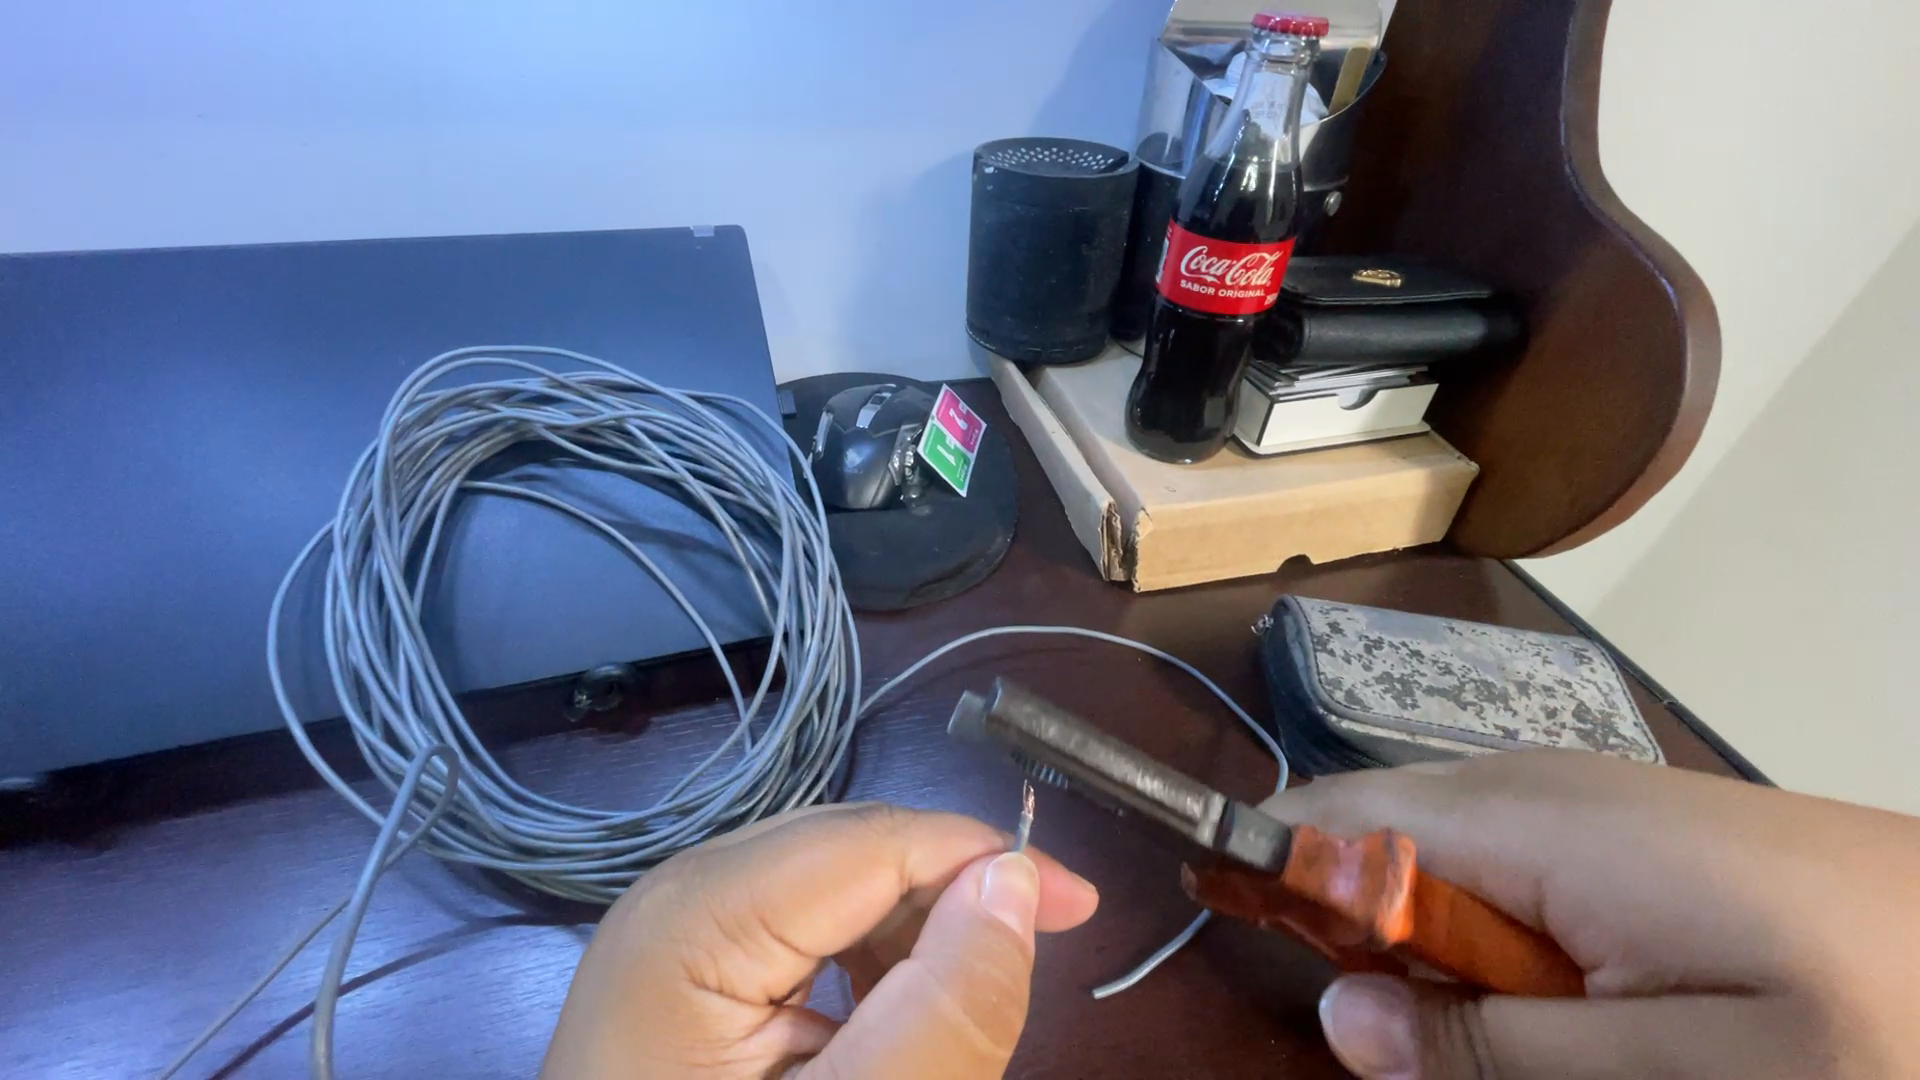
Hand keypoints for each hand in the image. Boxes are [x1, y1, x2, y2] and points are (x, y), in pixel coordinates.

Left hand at [540, 803, 1099, 1078]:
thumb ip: (941, 1010)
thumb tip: (1016, 878)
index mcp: (699, 913)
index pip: (876, 840)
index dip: (984, 857)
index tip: (1079, 904)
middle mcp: (685, 889)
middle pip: (857, 853)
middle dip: (950, 898)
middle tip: (1023, 967)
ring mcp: (682, 921)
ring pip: (841, 884)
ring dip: (916, 933)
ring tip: (957, 1004)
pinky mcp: (693, 956)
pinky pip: (808, 924)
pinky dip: (870, 961)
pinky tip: (888, 1016)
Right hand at [1259, 750, 1919, 1078]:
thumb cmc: (1881, 1010)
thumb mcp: (1698, 1073)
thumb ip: (1498, 1048)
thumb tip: (1336, 1017)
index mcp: (1514, 818)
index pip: (1334, 814)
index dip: (1268, 860)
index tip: (1227, 913)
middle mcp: (1512, 779)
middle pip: (1368, 824)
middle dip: (1345, 910)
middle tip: (1382, 1014)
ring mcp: (1557, 788)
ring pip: (1423, 841)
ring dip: (1413, 923)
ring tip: (1469, 1009)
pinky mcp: (1591, 810)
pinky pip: (1484, 848)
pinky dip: (1471, 911)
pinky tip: (1536, 975)